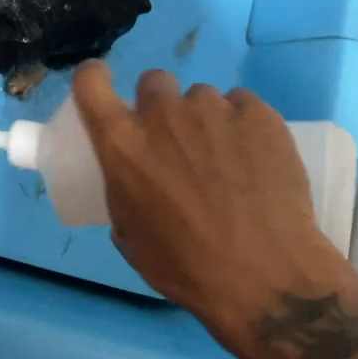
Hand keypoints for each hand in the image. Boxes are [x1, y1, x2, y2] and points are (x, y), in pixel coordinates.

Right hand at [72, 62, 349, 357]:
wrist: (267, 280)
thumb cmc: (187, 267)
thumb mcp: (131, 237)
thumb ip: (122, 192)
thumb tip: (130, 182)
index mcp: (121, 142)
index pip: (89, 81)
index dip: (94, 78)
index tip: (104, 87)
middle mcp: (162, 113)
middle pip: (153, 82)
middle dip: (159, 105)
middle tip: (176, 142)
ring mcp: (212, 108)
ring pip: (201, 96)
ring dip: (204, 119)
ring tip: (227, 159)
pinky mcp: (258, 113)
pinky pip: (242, 104)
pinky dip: (244, 124)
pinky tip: (257, 158)